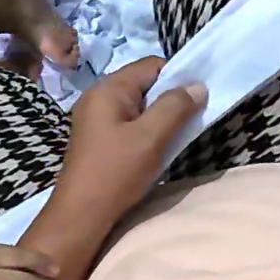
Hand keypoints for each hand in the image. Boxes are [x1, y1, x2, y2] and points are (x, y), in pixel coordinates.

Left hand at [60, 57, 207, 222]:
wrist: (81, 213)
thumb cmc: (115, 171)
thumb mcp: (150, 137)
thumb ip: (175, 107)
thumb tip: (198, 84)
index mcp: (108, 89)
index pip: (151, 65)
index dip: (177, 76)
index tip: (199, 97)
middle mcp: (99, 97)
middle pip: (144, 84)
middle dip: (170, 98)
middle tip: (192, 118)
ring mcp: (96, 119)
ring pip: (139, 107)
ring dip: (160, 118)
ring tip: (176, 135)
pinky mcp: (99, 138)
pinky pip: (129, 123)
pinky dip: (146, 131)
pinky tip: (157, 148)